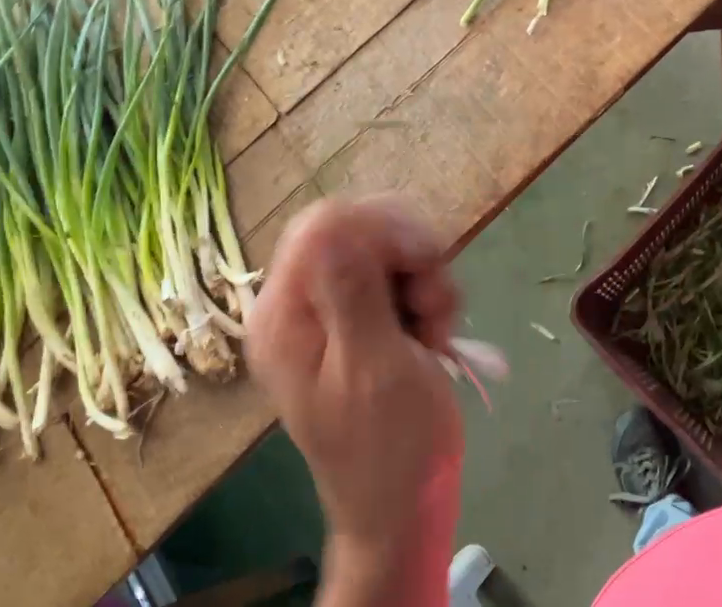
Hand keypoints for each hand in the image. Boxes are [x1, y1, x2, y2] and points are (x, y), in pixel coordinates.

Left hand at [241, 196, 463, 555]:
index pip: (325, 224)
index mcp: (285, 313)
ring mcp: (333, 310)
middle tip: (434, 302)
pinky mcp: (364, 320)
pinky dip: (428, 295)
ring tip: (436, 329)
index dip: (381, 227)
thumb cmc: (388, 446)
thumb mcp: (373, 370)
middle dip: (410, 254)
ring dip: (426, 278)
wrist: (404, 503)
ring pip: (387, 249)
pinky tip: (435, 335)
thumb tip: (336, 218)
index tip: (425, 261)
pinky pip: (400, 276)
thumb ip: (352, 292)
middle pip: (358, 229)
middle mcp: (302, 302)